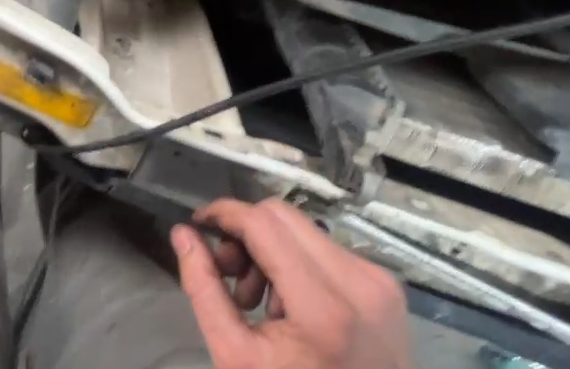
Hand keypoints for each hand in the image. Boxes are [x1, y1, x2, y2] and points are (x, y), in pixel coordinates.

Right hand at [171, 200, 411, 368]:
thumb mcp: (234, 355)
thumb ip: (203, 287)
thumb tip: (182, 233)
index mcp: (323, 307)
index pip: (261, 224)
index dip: (223, 214)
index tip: (198, 226)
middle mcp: (359, 283)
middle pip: (281, 215)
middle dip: (244, 234)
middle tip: (228, 272)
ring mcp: (379, 283)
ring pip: (302, 228)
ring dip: (269, 249)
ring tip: (257, 297)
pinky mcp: (387, 287)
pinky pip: (325, 247)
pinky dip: (295, 262)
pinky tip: (288, 305)